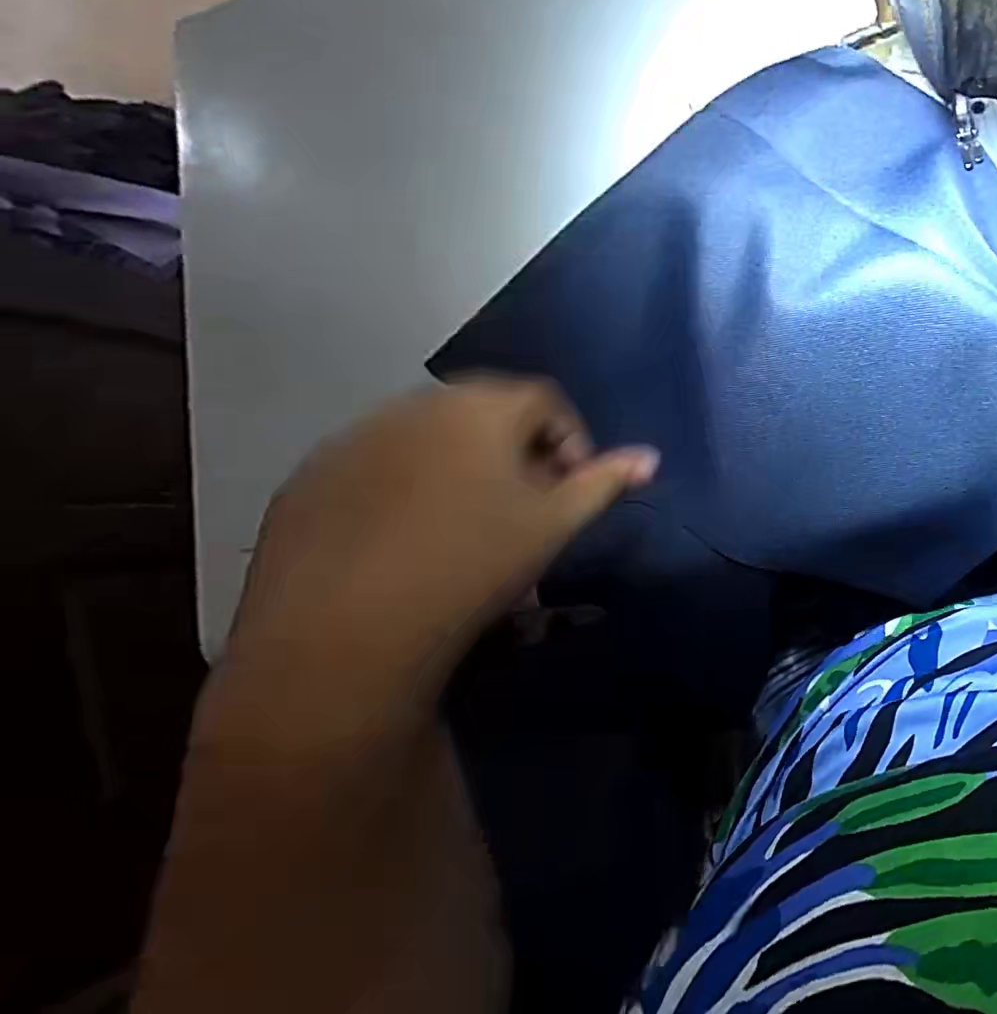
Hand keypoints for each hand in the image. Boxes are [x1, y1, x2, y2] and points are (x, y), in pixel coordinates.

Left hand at [228, 377, 656, 683]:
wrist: (347, 632)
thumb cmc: (475, 566)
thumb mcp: (556, 524)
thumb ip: (604, 481)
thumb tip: (650, 456)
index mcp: (480, 410)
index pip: (545, 398)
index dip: (572, 437)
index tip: (573, 485)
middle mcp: (415, 405)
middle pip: (487, 407)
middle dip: (521, 446)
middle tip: (530, 500)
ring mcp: (355, 436)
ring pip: (432, 430)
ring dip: (466, 458)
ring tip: (474, 516)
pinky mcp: (312, 473)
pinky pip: (381, 457)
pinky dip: (411, 477)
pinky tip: (413, 530)